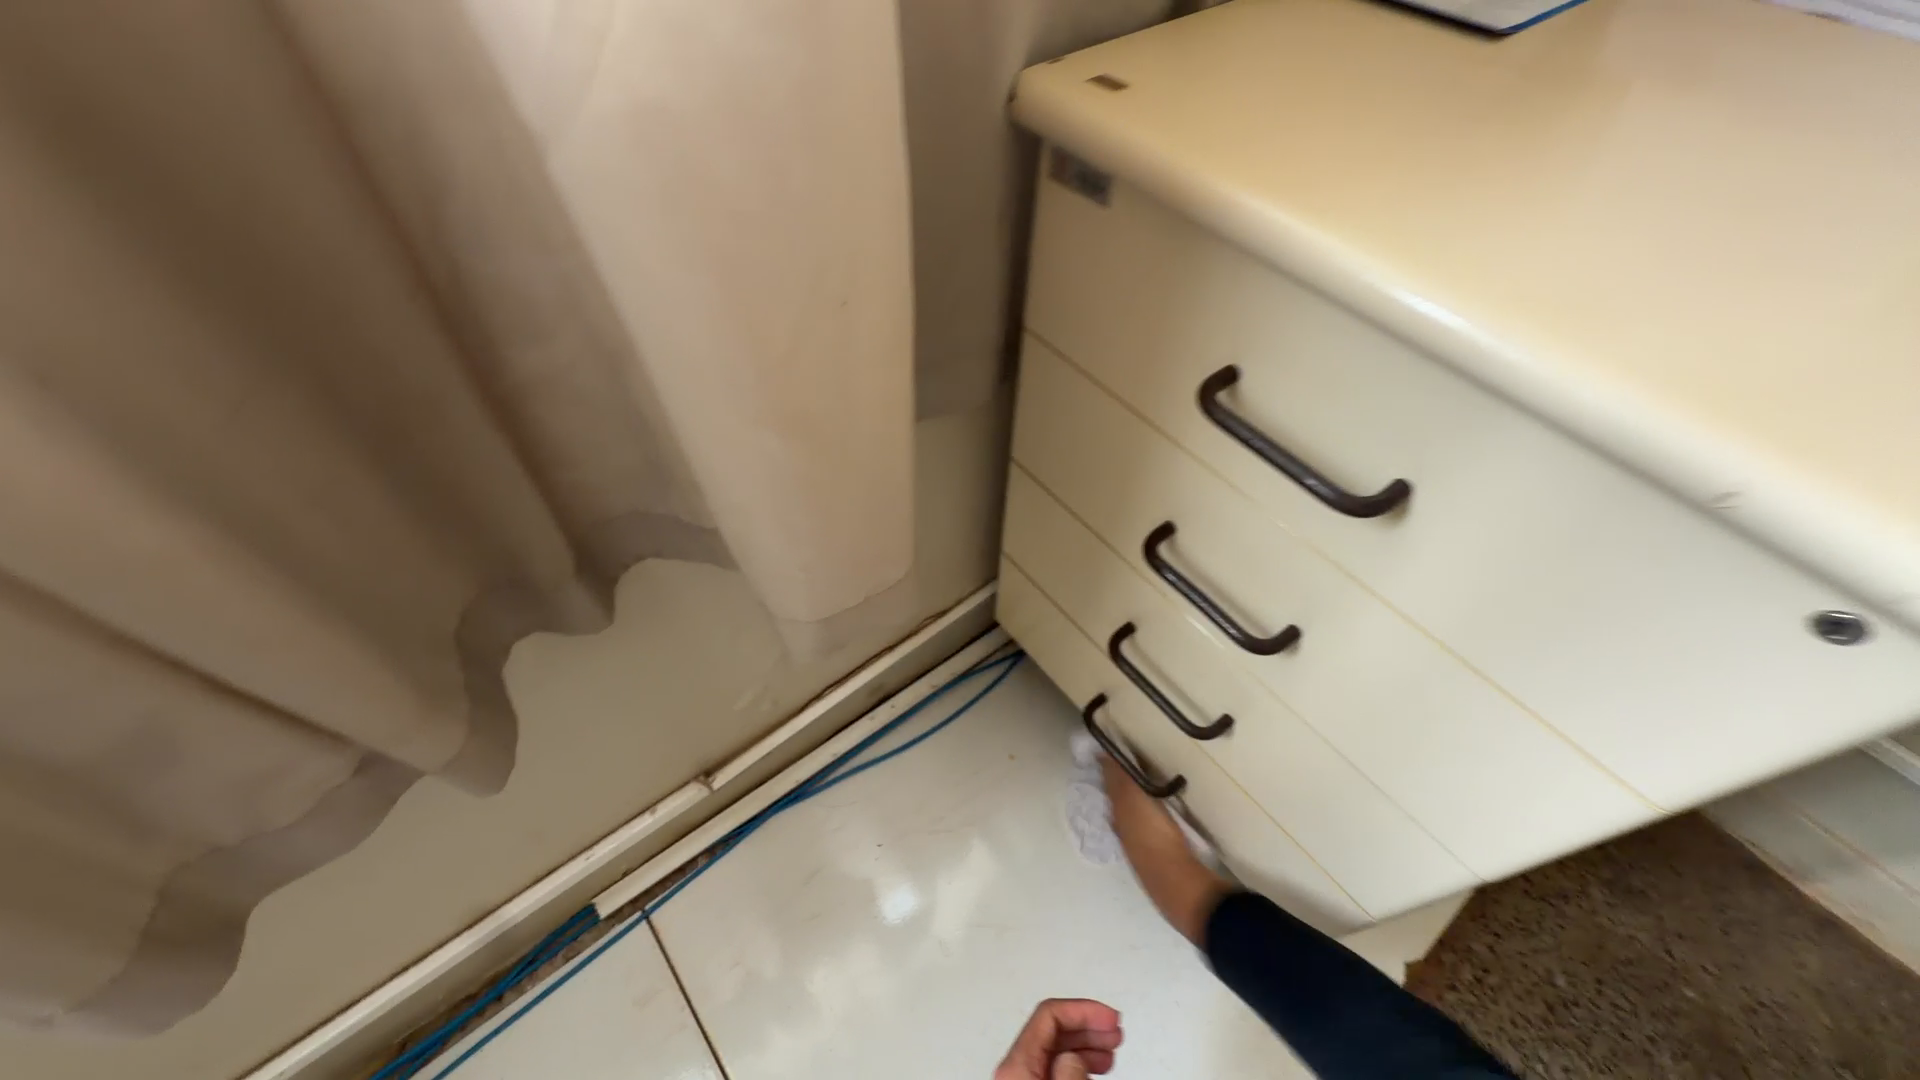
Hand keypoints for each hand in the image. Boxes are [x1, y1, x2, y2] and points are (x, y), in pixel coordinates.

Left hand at [992, 998, 1122, 1078]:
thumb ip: (1068, 1073)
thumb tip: (1074, 1055)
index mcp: (1017, 1064)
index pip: (1049, 1014)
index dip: (1083, 1009)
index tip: (1111, 1017)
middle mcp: (1015, 1068)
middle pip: (1052, 1029)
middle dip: (1087, 1025)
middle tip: (1115, 1031)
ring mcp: (1021, 1078)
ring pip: (1054, 1049)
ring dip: (1085, 1044)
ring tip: (1110, 1051)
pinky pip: (1052, 1067)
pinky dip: (1077, 1062)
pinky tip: (1093, 1068)